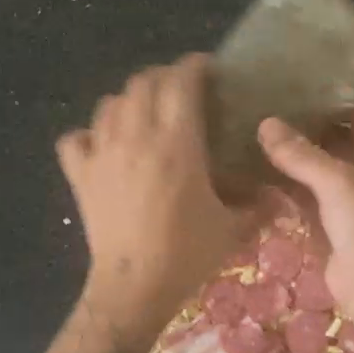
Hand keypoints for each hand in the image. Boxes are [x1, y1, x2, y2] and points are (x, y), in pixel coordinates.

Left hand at [59, 54, 256, 336]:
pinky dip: (88, 135)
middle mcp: (135, 135)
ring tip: (144, 117)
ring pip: (109, 103)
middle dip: (163, 78)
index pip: (181, 79)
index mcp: (177, 141)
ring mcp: (102, 153)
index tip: (209, 72)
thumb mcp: (232, 230)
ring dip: (129, 102)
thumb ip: (258, 207)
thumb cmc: (186, 255)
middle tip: (180, 94)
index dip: (195, 66)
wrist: (134, 287)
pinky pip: (75, 139)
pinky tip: (101, 147)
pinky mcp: (80, 175)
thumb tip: (278, 197)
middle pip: (143, 82)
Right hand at [257, 113, 353, 311]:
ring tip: (248, 132)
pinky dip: (282, 185)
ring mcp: (346, 196)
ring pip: (313, 167)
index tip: (288, 83)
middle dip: (300, 125)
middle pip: (331, 137)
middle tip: (258, 105)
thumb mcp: (337, 182)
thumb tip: (263, 123)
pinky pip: (301, 195)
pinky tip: (252, 171)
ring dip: (287, 156)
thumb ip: (299, 154)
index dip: (327, 98)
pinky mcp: (326, 222)